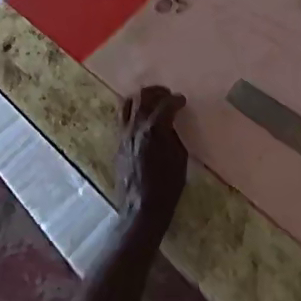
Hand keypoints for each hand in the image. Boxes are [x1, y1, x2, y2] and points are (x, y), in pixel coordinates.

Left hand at [115, 85, 186, 239]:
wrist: (141, 208)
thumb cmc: (167, 186)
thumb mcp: (180, 158)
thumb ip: (174, 135)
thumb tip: (170, 125)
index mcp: (155, 129)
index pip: (166, 104)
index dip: (176, 100)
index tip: (182, 100)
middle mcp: (136, 126)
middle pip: (142, 96)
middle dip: (157, 91)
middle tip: (167, 95)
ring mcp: (123, 134)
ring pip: (127, 103)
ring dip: (141, 98)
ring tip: (151, 102)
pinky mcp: (117, 143)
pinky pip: (122, 118)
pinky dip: (132, 112)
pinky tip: (141, 119)